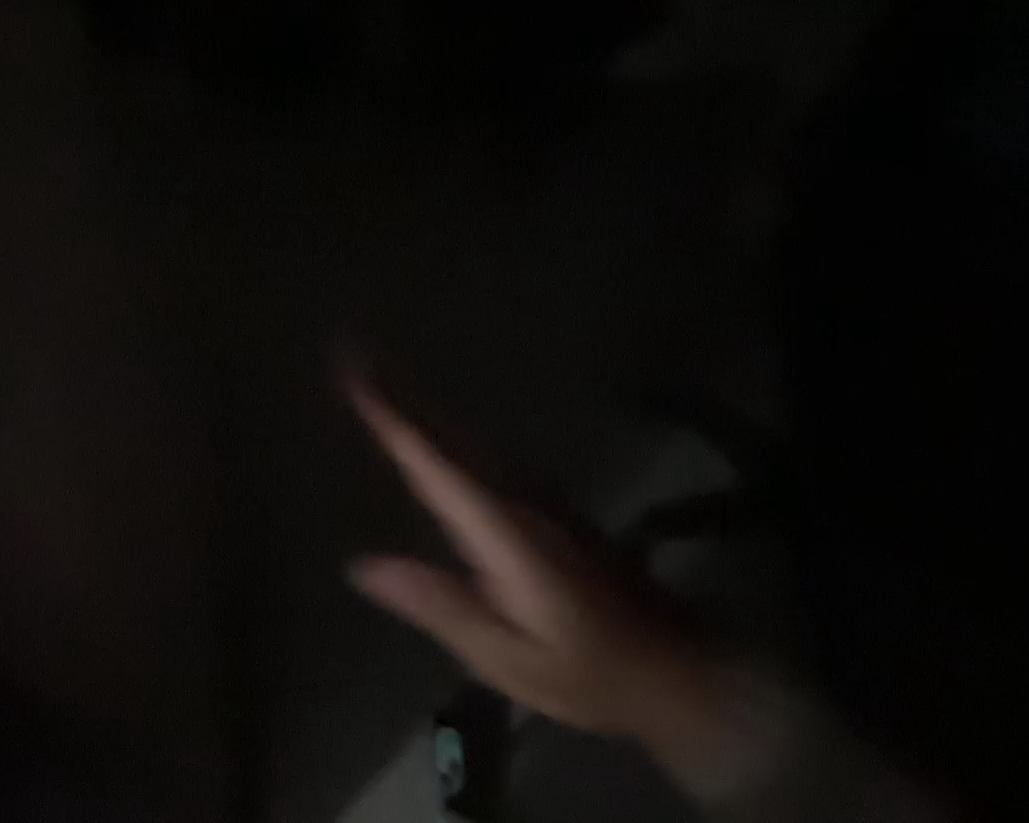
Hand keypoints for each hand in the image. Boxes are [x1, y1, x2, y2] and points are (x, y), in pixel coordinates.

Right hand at [343, 371, 769, 796]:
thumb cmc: (585, 668)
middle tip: (356, 359)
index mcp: (501, 528)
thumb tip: (362, 565)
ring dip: (421, 405)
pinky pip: (482, 453)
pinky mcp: (545, 502)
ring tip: (379, 382)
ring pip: (466, 438)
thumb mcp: (506, 655)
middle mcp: (516, 495)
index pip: (433, 462)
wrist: (673, 663)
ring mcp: (536, 494)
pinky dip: (446, 431)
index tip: (358, 376)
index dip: (392, 418)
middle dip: (400, 394)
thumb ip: (437, 603)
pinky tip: (431, 428)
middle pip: (448, 435)